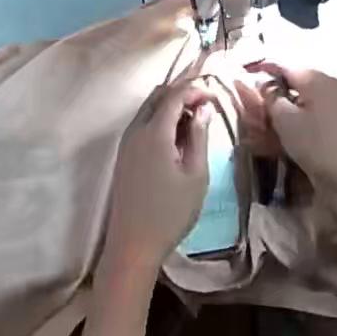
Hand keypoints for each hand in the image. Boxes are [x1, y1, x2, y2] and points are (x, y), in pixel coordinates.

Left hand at [101, 78, 214, 274]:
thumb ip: (199, 136)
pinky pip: (142, 122)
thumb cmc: (170, 212)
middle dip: (181, 93)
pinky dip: (159, 118)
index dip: (194, 90)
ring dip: (169, 105)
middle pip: (157, 96)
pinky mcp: (123, 154)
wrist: (132, 245)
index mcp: (154, 132)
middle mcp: (135, 130)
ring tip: (194, 121)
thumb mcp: (196, 175)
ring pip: (148, 108)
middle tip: (204, 106)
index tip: (213, 97)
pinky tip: (175, 137)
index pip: (174, 95)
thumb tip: (203, 109)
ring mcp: (126, 142)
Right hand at [244, 58, 336, 201]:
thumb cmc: (320, 145)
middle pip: (292, 80)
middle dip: (271, 91)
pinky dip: (297, 117)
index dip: (259, 67)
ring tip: (266, 124)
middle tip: (252, 107)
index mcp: (313, 77)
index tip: (241, 74)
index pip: (280, 63)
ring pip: (301, 97)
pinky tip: (288, 134)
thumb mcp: (286, 122)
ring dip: (283, 107)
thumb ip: (271, 98)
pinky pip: (312, 110)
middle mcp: (327, 82)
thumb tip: (264, 83)